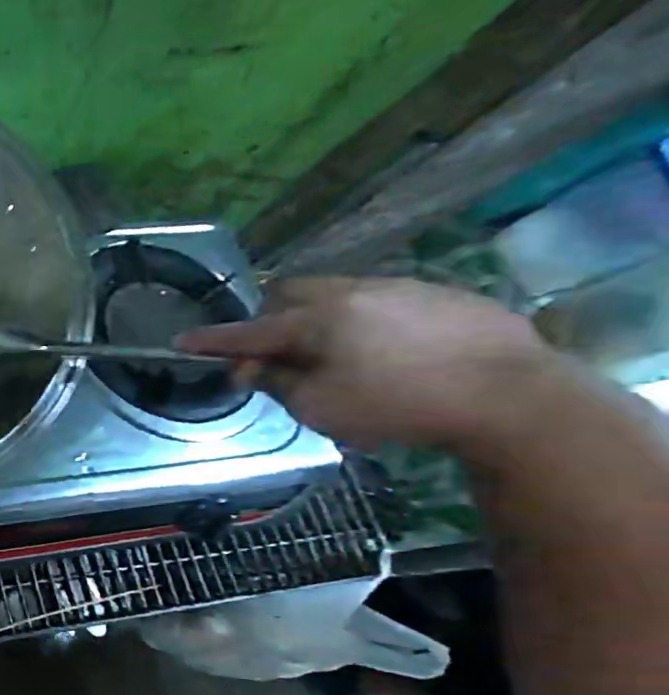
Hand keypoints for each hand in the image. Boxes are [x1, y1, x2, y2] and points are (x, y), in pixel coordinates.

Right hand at [175, 277, 552, 451]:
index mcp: (317, 320)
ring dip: (316, 318)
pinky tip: (381, 351)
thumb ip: (276, 382)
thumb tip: (252, 367)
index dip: (211, 340)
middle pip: (290, 293)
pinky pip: (379, 300)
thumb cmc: (396, 406)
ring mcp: (402, 288)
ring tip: (328, 353)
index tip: (181, 342)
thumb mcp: (317, 406)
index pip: (248, 331)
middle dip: (268, 317)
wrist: (512, 397)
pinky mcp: (442, 296)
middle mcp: (354, 292)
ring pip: (336, 293)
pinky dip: (360, 321)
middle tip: (268, 351)